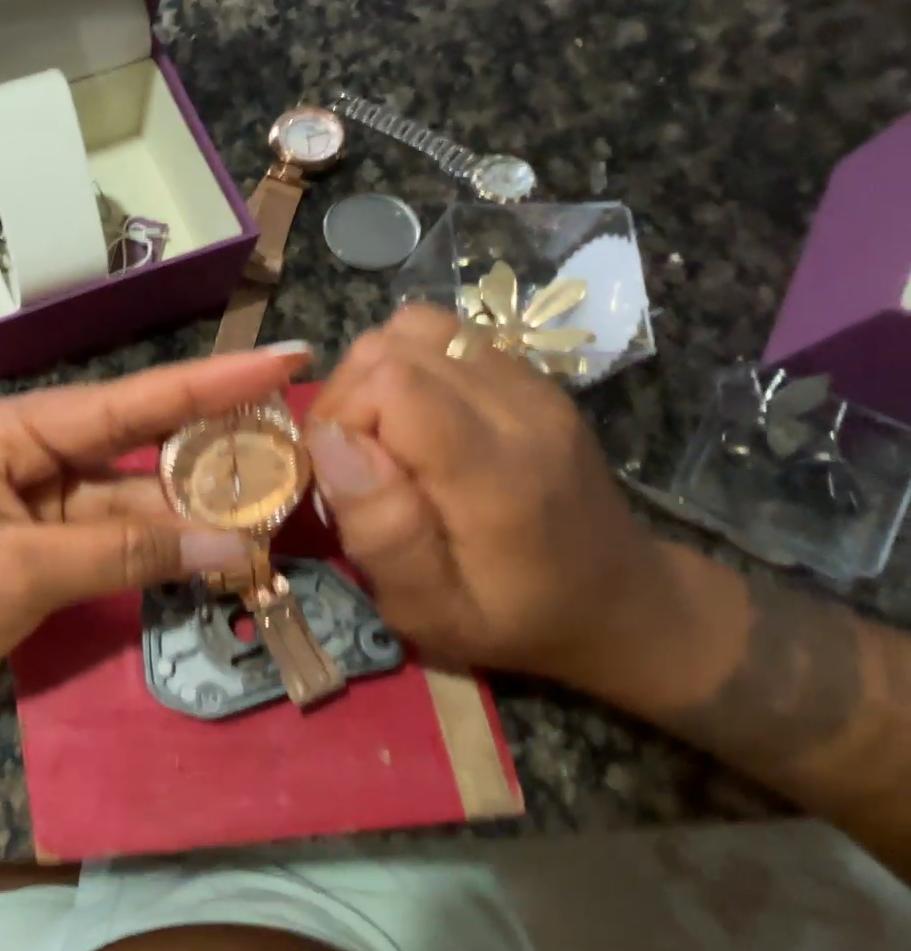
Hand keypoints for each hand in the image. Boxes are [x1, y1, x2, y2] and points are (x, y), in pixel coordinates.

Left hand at [0, 344, 312, 694]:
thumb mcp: (25, 574)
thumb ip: (126, 555)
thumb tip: (230, 548)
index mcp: (2, 431)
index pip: (116, 403)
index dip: (203, 384)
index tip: (278, 357)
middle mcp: (21, 447)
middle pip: (127, 439)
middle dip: (206, 439)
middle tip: (292, 422)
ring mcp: (31, 491)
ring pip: (124, 491)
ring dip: (187, 503)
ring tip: (271, 494)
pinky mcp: (39, 532)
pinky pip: (107, 528)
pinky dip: (154, 540)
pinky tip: (211, 541)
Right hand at [306, 307, 671, 684]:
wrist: (619, 604)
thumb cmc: (512, 621)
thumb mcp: (429, 611)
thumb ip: (381, 532)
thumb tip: (330, 444)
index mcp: (496, 471)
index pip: (389, 381)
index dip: (338, 417)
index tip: (335, 475)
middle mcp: (520, 409)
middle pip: (393, 347)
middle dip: (345, 397)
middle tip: (350, 462)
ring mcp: (531, 384)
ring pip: (413, 329)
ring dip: (370, 377)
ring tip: (375, 436)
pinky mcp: (529, 377)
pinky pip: (443, 336)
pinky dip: (403, 369)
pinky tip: (409, 422)